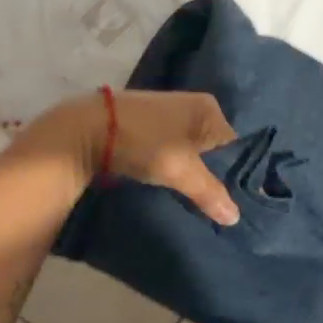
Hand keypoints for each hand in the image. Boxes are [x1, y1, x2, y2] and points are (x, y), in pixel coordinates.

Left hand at [33, 90, 240, 225]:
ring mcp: (166, 114)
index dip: (235, 172)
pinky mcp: (146, 126)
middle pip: (212, 148)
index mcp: (208, 107)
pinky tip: (171, 184)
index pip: (234, 144)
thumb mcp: (182, 170)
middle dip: (213, 173)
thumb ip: (210, 193)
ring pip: (190, 150)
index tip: (236, 199)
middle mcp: (190, 105)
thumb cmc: (144, 142)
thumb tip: (235, 218)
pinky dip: (172, 166)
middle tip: (218, 204)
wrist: (87, 130)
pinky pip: (170, 149)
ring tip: (196, 198)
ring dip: (191, 172)